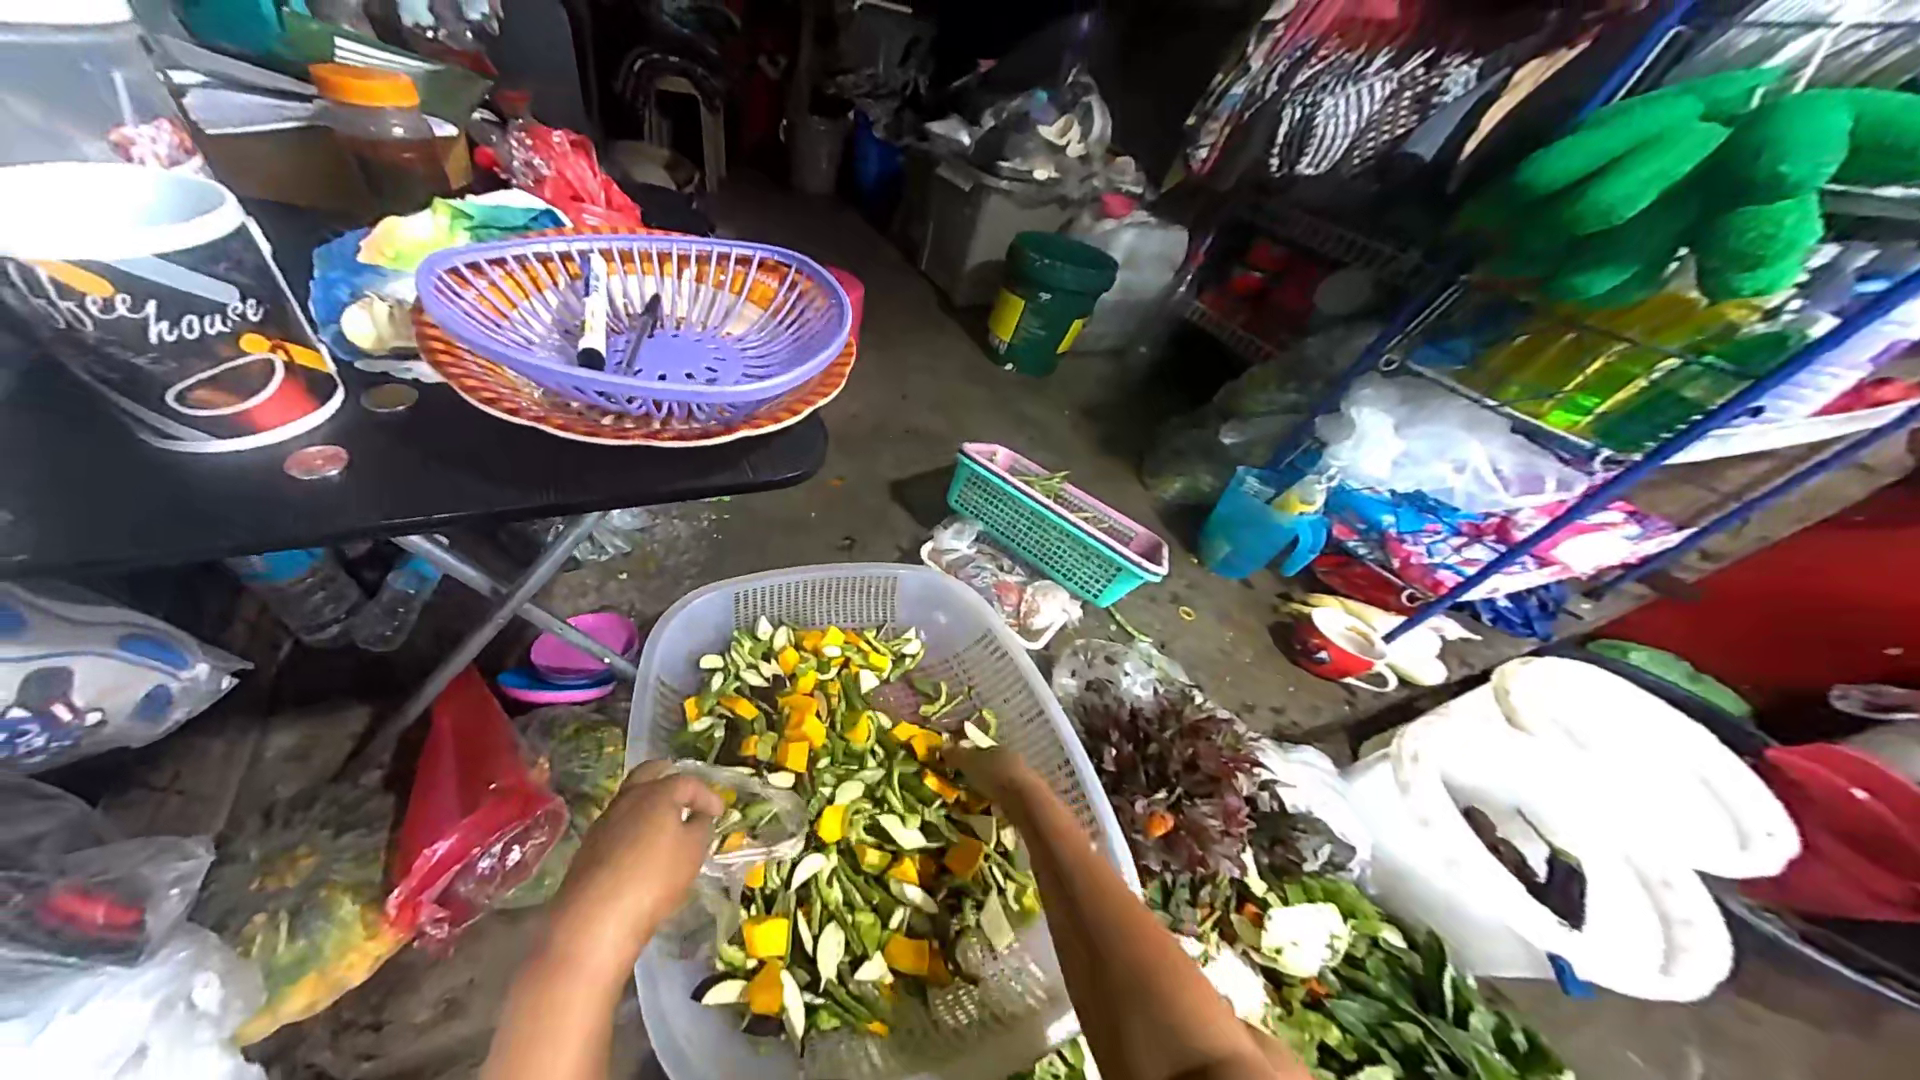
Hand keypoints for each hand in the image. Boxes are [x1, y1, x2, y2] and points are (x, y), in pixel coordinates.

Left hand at [547, 760, 723, 970]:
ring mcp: (604, 822)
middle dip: (668, 776)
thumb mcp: (694, 851)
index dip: (707, 795)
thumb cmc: (654, 877)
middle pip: (648, 774)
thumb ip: (701, 826)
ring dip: (649, 804)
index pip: (688, 782)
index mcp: (657, 793)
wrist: (595, 920)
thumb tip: (698, 817)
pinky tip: (643, 846)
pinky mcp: (589, 847)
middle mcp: (627, 799)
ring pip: (630, 799)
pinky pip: (619, 825)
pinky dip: (635, 826)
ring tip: (666, 822)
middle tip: (685, 790)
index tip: (719, 813)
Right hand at [943, 744, 1043, 809]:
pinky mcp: (1027, 798)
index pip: (984, 749)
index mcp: (1000, 748)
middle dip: (984, 772)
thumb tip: (942, 747)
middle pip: (995, 764)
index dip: (972, 755)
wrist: (1024, 801)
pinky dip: (1000, 801)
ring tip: (978, 798)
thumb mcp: (970, 763)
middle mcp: (1014, 760)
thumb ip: (957, 755)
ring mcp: (1023, 779)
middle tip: (968, 782)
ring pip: (1004, 780)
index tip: (961, 765)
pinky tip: (993, 809)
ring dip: (993, 787)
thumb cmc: (995, 776)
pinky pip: (1009, 797)